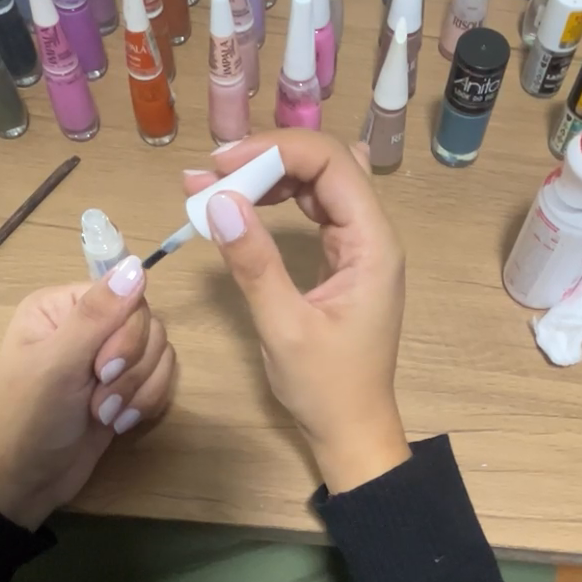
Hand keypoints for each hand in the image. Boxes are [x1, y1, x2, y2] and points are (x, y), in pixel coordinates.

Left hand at [0, 256, 176, 529]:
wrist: (25, 480)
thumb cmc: (28, 418)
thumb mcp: (58, 364)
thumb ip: (99, 315)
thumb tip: (139, 265)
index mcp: (63, 307)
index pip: (127, 298)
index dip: (127, 335)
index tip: (103, 370)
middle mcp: (89, 326)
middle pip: (150, 327)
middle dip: (132, 371)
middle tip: (100, 401)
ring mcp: (109, 359)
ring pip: (161, 356)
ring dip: (138, 392)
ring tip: (106, 416)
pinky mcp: (125, 389)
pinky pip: (161, 381)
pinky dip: (146, 404)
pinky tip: (119, 424)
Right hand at [184, 130, 410, 493]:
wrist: (352, 430)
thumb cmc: (326, 389)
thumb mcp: (284, 328)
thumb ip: (254, 263)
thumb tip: (218, 200)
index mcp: (373, 246)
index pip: (331, 163)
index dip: (275, 150)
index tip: (221, 166)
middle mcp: (373, 237)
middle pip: (325, 166)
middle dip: (267, 160)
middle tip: (208, 175)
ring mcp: (360, 249)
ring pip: (318, 186)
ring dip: (268, 178)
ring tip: (213, 186)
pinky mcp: (344, 264)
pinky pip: (314, 214)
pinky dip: (278, 204)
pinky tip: (245, 205)